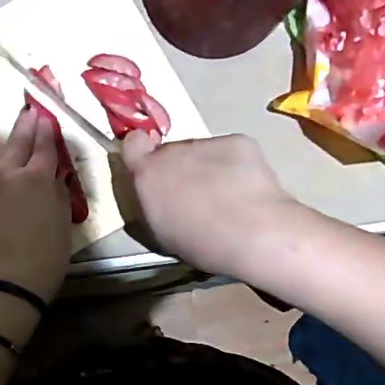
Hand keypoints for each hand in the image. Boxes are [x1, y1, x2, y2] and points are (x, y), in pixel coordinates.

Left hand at [0, 102, 72, 302]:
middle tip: (25, 110)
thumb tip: (52, 176)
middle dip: (24, 121)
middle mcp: (7, 172)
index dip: (47, 129)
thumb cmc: (41, 264)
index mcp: (39, 179)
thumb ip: (55, 196)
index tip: (45, 117)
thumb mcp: (62, 227)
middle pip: (17, 138)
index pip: (46, 145)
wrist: (3, 286)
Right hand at [120, 131, 304, 277]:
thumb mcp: (158, 232)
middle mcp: (173, 150)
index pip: (133, 143)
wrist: (251, 232)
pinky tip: (244, 188)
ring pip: (201, 152)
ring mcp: (207, 143)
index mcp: (147, 174)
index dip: (141, 153)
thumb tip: (155, 196)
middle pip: (170, 152)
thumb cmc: (198, 243)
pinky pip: (229, 150)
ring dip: (206, 167)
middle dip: (178, 169)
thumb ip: (151, 204)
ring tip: (224, 196)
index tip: (150, 167)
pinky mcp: (238, 141)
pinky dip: (234, 165)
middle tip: (194, 196)